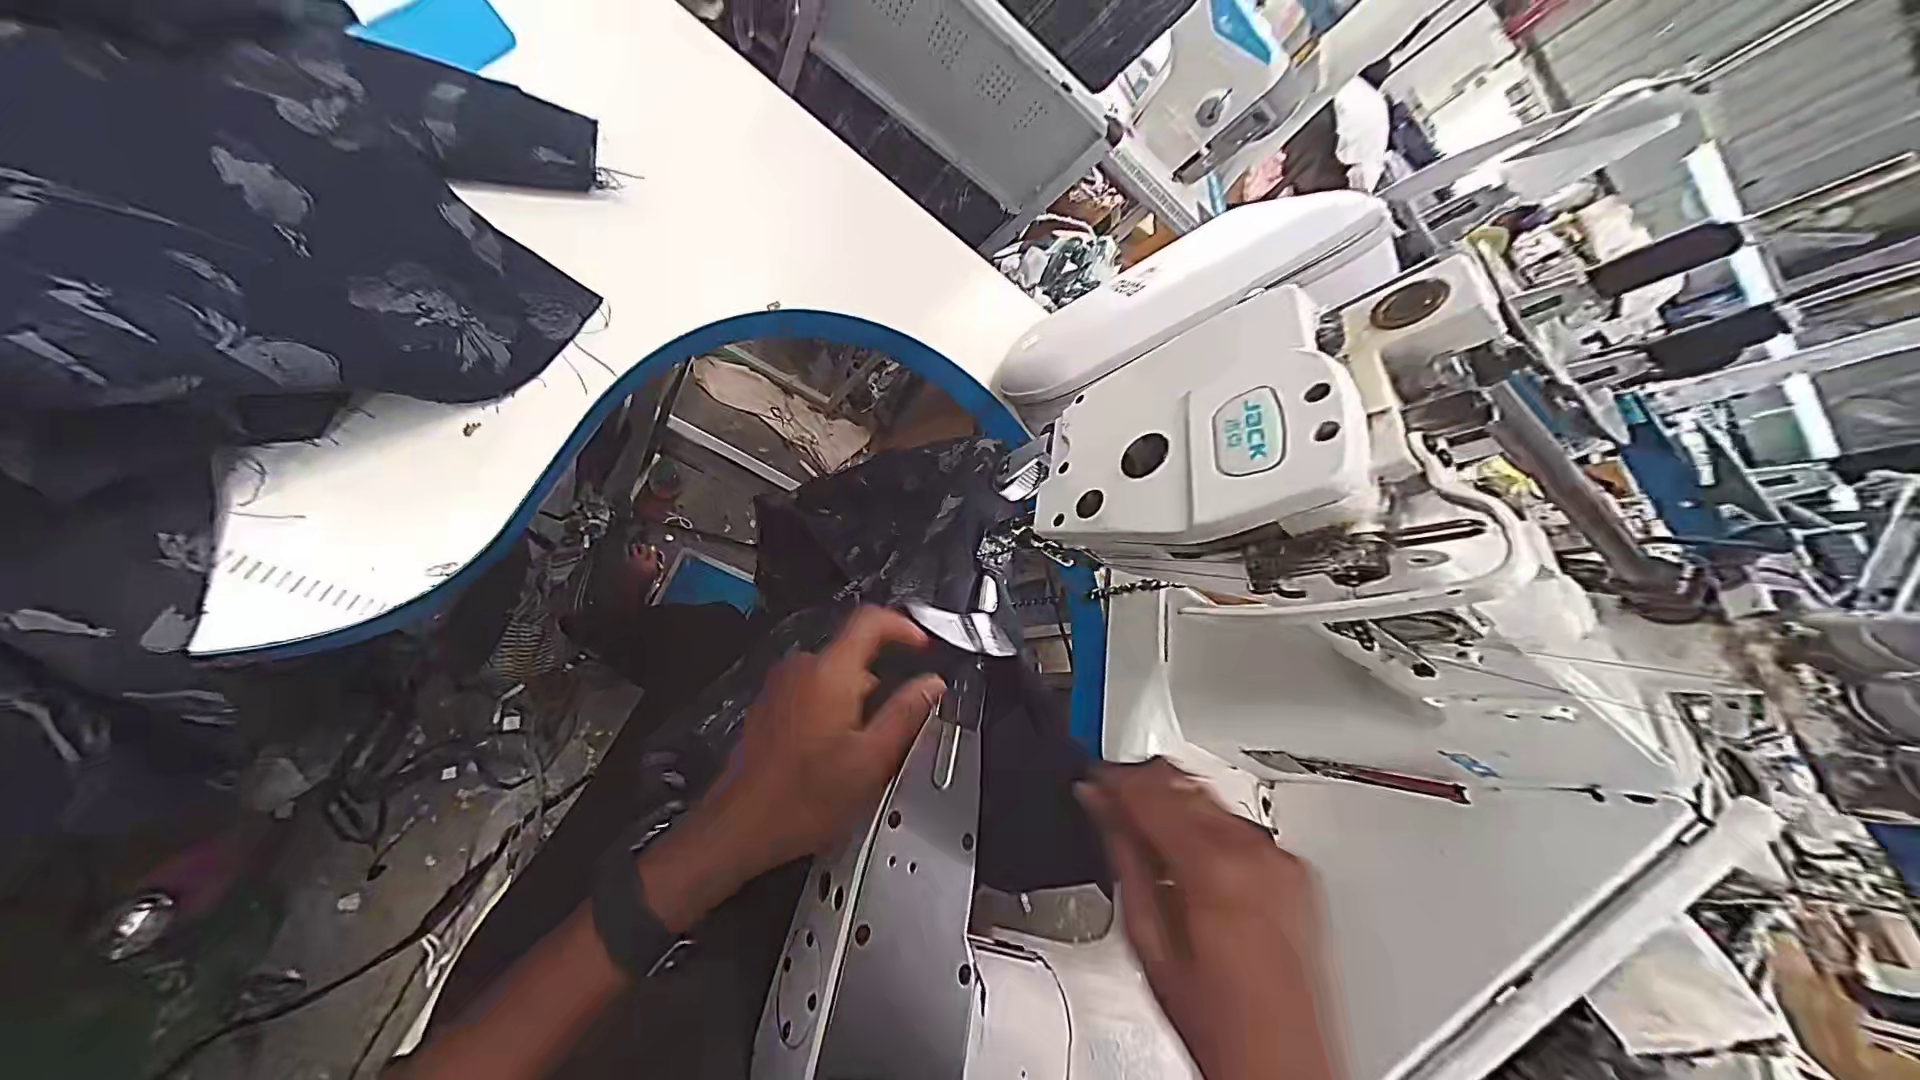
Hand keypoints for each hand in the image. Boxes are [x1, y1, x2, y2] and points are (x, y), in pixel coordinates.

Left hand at [638, 606, 945, 929]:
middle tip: (889, 724)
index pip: (872, 620)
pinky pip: (812, 690)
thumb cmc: (798, 799)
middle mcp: (801, 669)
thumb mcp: (871, 759)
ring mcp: (781, 685)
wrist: (739, 826)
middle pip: (855, 653)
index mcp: (830, 673)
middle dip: (881, 682)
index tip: (920, 644)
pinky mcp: (770, 703)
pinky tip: (830, 752)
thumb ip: (907, 712)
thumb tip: (931, 686)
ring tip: (857, 749)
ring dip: (855, 700)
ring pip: (834, 674)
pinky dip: (831, 708)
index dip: (904, 627)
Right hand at [1077, 759, 1341, 1079]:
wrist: (1282, 1065)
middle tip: (1113, 797)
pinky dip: (1207, 826)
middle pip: (1182, 783)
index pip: (1150, 791)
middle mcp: (1255, 854)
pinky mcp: (1296, 872)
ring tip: (1147, 830)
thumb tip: (1100, 807)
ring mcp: (1281, 861)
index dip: (1113, 778)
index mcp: (1213, 869)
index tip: (1094, 778)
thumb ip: (1122, 856)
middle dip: (1142, 784)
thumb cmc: (1218, 1024)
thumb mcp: (1147, 938)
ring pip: (1209, 798)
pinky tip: (1188, 853)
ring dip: (1173, 803)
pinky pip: (1239, 825)